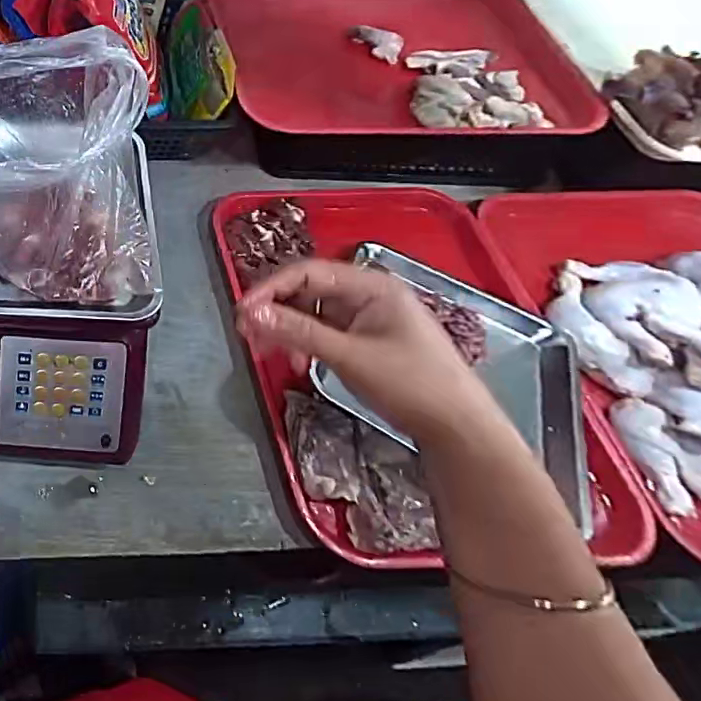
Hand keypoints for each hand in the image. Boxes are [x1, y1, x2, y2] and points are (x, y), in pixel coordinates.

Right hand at [235, 260, 511, 448]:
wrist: (457, 427)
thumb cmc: (410, 384)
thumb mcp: (349, 356)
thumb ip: (299, 332)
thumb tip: (252, 312)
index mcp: (371, 285)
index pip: (308, 272)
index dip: (270, 289)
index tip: (242, 312)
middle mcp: (368, 293)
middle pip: (309, 291)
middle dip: (276, 311)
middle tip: (247, 335)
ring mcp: (368, 317)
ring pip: (314, 313)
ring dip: (289, 330)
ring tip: (267, 353)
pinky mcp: (367, 339)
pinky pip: (327, 332)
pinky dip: (307, 343)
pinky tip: (300, 363)